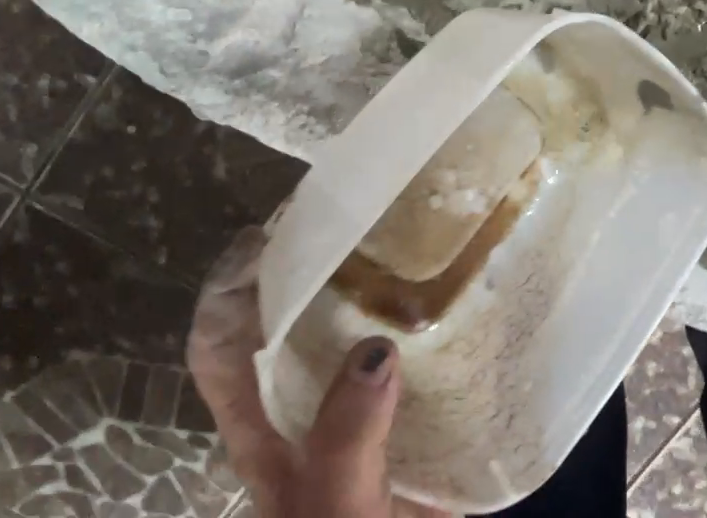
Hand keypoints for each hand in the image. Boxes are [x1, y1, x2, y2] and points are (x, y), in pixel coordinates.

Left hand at [187, 227, 449, 517]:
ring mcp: (368, 426)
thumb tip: (376, 349)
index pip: (226, 352)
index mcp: (270, 439)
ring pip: (370, 344)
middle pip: (303, 333)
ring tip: (435, 244)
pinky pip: (428, 370)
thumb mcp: (338, 516)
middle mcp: (315, 420)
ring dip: (392, 297)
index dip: (232, 291)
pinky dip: (445, 333)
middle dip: (327, 274)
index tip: (273, 231)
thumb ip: (345, 446)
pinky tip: (480, 306)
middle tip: (377, 218)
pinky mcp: (420, 435)